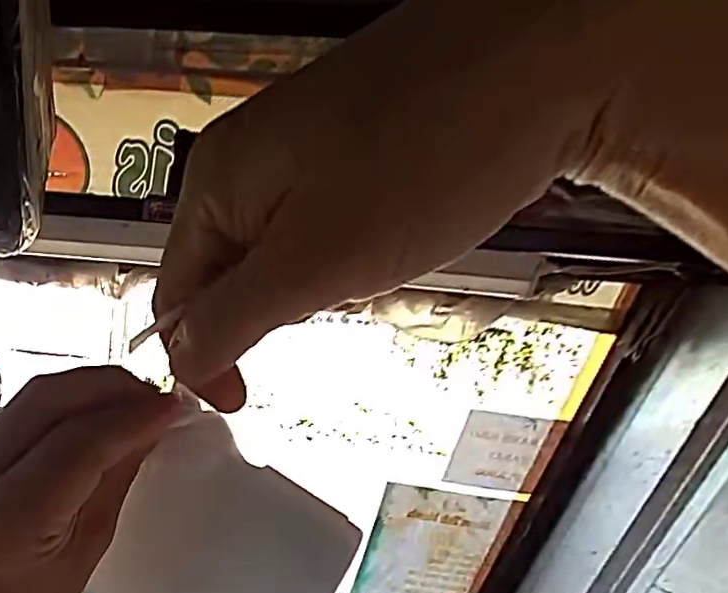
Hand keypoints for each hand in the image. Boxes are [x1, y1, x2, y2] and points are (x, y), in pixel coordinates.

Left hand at [0, 366, 183, 592]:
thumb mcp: (91, 545)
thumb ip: (115, 476)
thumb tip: (149, 423)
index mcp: (3, 522)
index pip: (76, 444)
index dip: (130, 418)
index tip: (170, 407)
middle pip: (44, 401)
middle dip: (107, 386)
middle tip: (152, 393)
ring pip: (28, 399)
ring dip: (84, 390)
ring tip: (129, 400)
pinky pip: (14, 414)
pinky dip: (58, 407)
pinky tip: (89, 415)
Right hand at [153, 0, 628, 409]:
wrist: (553, 56)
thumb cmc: (429, 155)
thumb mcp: (312, 264)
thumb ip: (232, 320)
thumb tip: (182, 363)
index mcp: (214, 186)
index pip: (173, 299)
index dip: (199, 358)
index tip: (238, 400)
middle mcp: (240, 169)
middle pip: (218, 281)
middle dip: (260, 318)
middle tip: (322, 314)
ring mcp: (290, 162)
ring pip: (267, 266)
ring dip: (303, 294)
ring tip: (361, 272)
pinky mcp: (337, 163)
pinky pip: (309, 239)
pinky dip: (334, 265)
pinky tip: (377, 249)